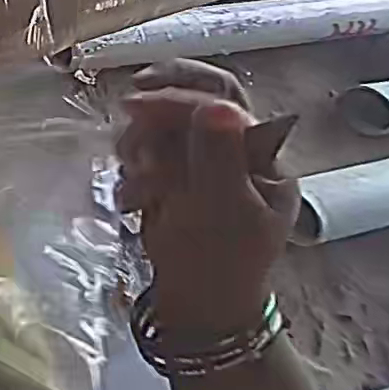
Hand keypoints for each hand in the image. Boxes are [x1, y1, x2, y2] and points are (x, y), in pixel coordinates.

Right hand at [119, 59, 298, 345]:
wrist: (195, 301)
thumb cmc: (221, 261)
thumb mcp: (225, 211)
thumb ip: (220, 157)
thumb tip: (217, 107)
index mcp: (260, 153)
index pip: (223, 97)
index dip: (181, 88)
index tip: (140, 96)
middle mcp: (231, 145)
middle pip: (190, 99)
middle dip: (156, 106)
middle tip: (127, 110)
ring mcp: (199, 155)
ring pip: (160, 121)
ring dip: (140, 140)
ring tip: (135, 174)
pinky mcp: (171, 167)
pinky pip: (144, 144)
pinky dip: (132, 159)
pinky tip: (133, 188)